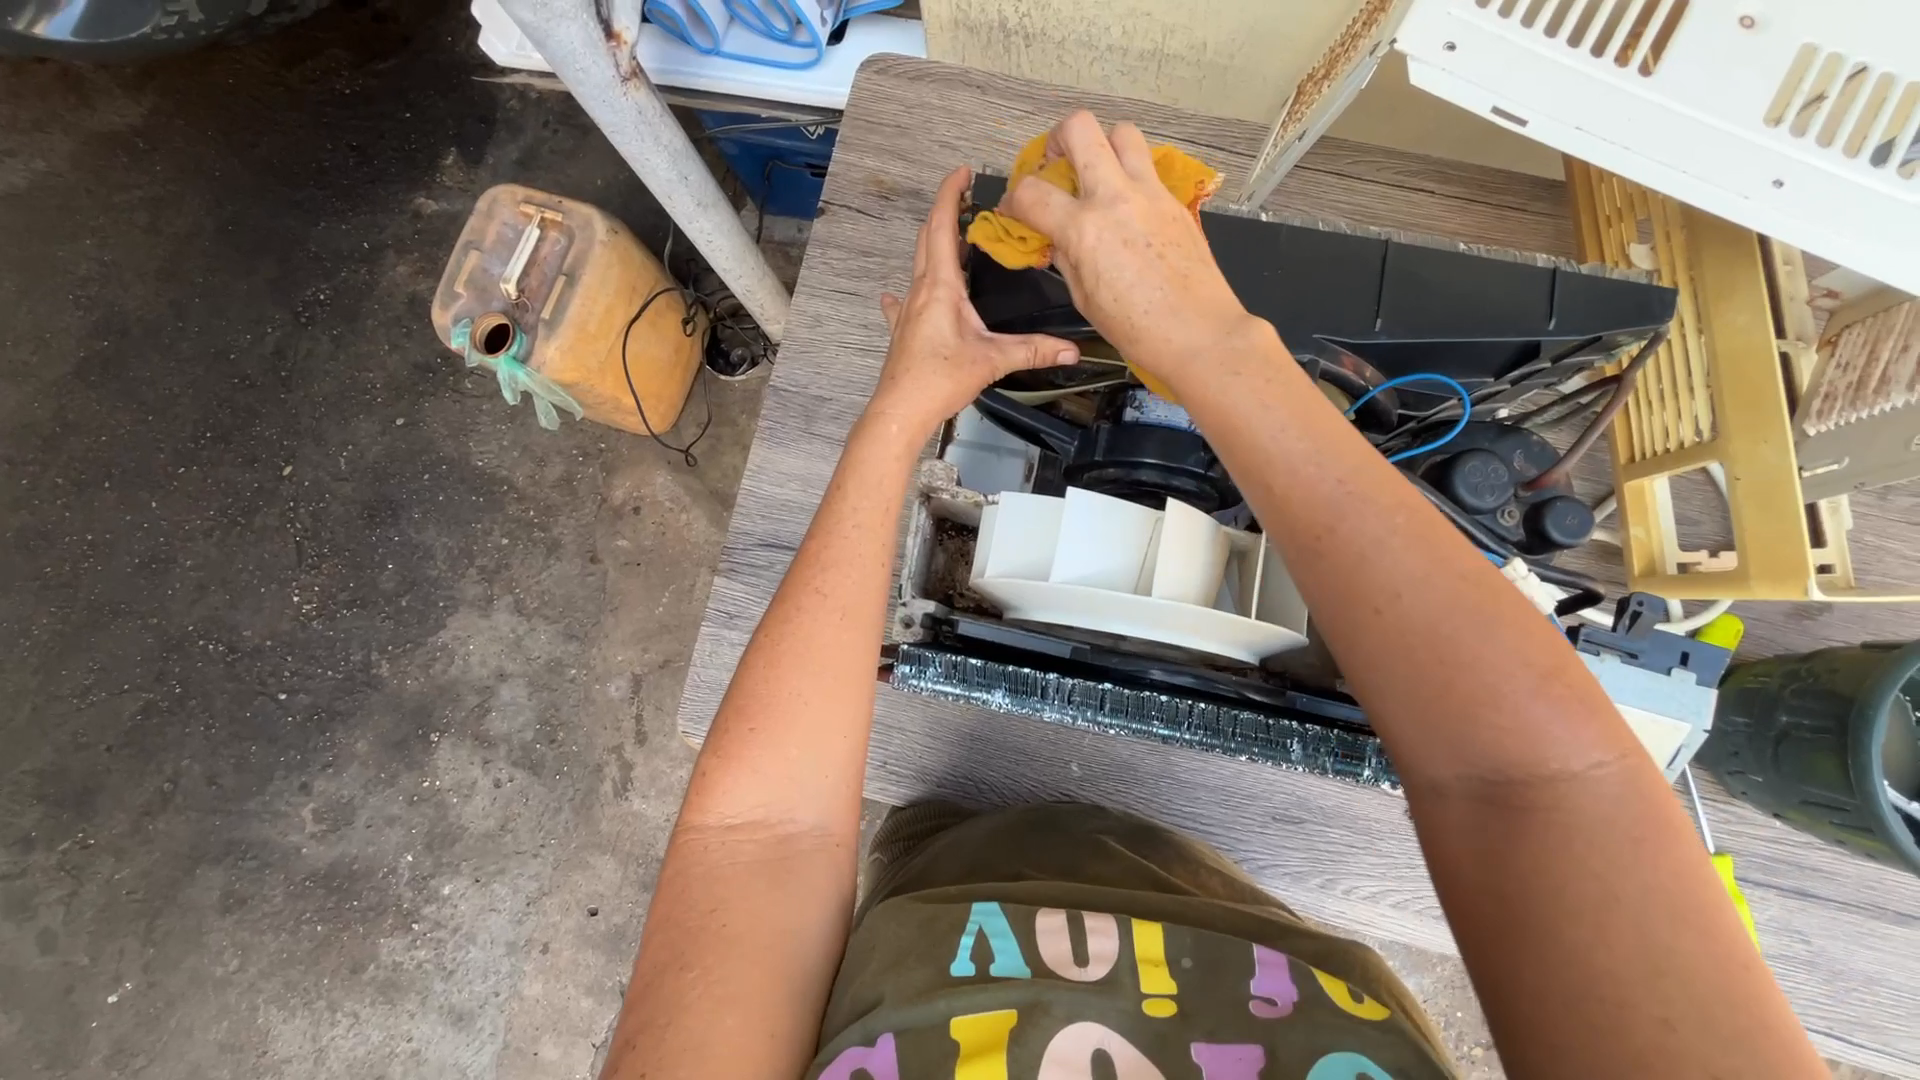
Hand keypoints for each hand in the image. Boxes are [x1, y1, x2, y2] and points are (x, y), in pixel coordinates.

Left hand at [866, 166, 1079, 437]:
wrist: (900, 413)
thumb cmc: (939, 381)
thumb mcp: (992, 361)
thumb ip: (1033, 350)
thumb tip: (1072, 350)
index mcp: (940, 286)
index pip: (942, 226)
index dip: (950, 194)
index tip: (963, 172)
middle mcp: (919, 291)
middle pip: (928, 239)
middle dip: (945, 214)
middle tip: (967, 202)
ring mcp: (907, 311)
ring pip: (917, 266)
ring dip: (933, 246)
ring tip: (955, 241)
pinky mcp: (902, 332)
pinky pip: (902, 302)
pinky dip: (906, 291)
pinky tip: (897, 295)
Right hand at [999, 111, 1259, 394]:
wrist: (1199, 332)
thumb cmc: (1138, 329)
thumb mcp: (1085, 299)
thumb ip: (1066, 258)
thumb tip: (1057, 239)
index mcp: (1084, 231)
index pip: (1032, 192)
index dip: (1013, 198)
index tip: (1015, 209)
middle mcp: (1116, 198)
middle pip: (1080, 128)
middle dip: (1057, 139)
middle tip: (1055, 165)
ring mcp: (1150, 194)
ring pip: (1121, 133)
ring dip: (1101, 146)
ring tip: (1096, 175)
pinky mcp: (1174, 201)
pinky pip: (1147, 167)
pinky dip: (1129, 174)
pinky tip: (1127, 206)